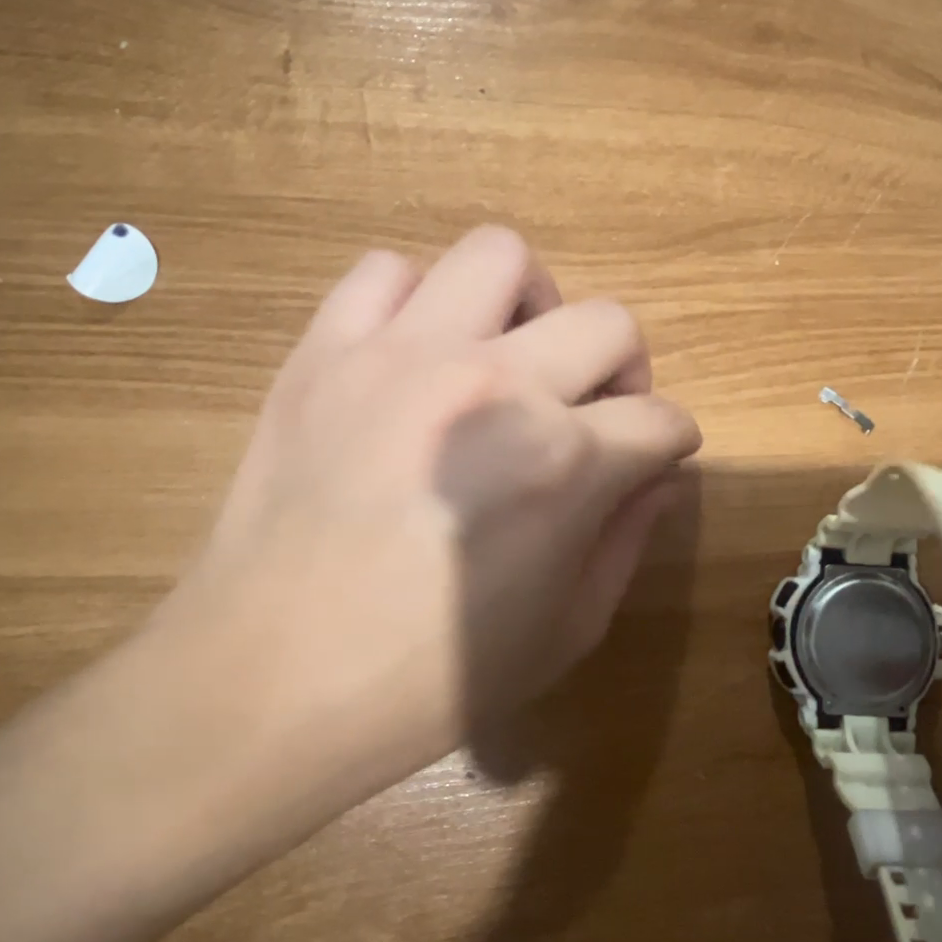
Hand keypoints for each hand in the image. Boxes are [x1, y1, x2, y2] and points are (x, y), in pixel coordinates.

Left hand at [160, 225, 700, 776]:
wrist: (270, 685)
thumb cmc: (431, 682)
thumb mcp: (566, 632)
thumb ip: (627, 541)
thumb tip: (658, 477)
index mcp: (563, 463)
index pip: (661, 420)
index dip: (672, 444)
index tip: (653, 462)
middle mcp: (494, 384)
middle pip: (608, 323)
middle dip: (623, 371)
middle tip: (593, 416)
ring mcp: (401, 354)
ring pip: (500, 256)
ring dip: (528, 308)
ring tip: (508, 363)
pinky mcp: (324, 351)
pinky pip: (385, 272)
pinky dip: (418, 302)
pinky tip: (415, 358)